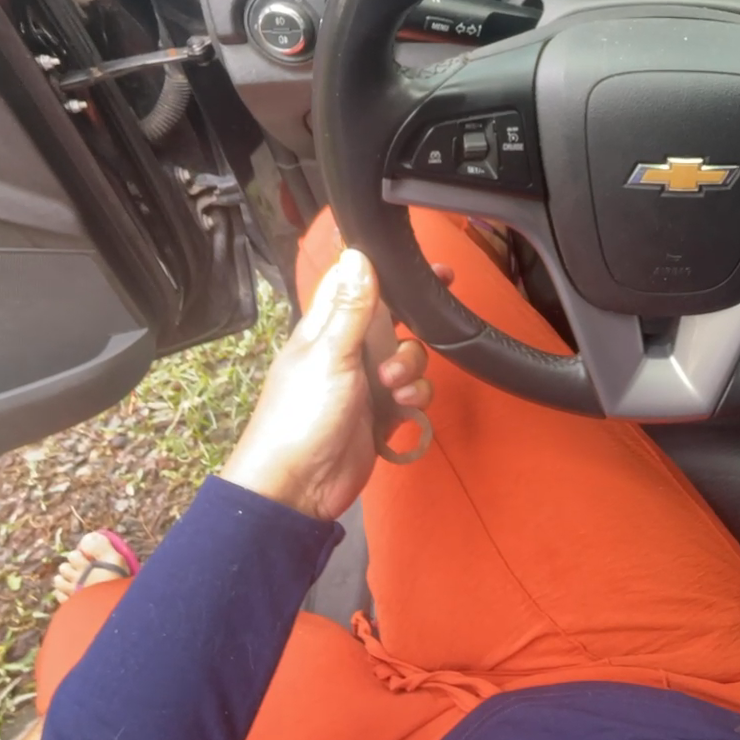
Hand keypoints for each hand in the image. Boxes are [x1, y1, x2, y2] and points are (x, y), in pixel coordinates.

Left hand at [219, 249, 449, 519]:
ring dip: (412, 366)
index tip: (426, 265)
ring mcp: (368, 382)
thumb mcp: (330, 355)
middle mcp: (350, 350)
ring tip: (394, 385)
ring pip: (410, 356)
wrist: (300, 487)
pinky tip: (403, 408)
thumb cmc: (302, 416)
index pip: (359, 285)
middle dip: (417, 320)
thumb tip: (358, 252)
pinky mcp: (385, 412)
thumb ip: (351, 307)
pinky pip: (414, 392)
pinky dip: (416, 397)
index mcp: (326, 329)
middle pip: (395, 319)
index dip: (388, 271)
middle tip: (439, 314)